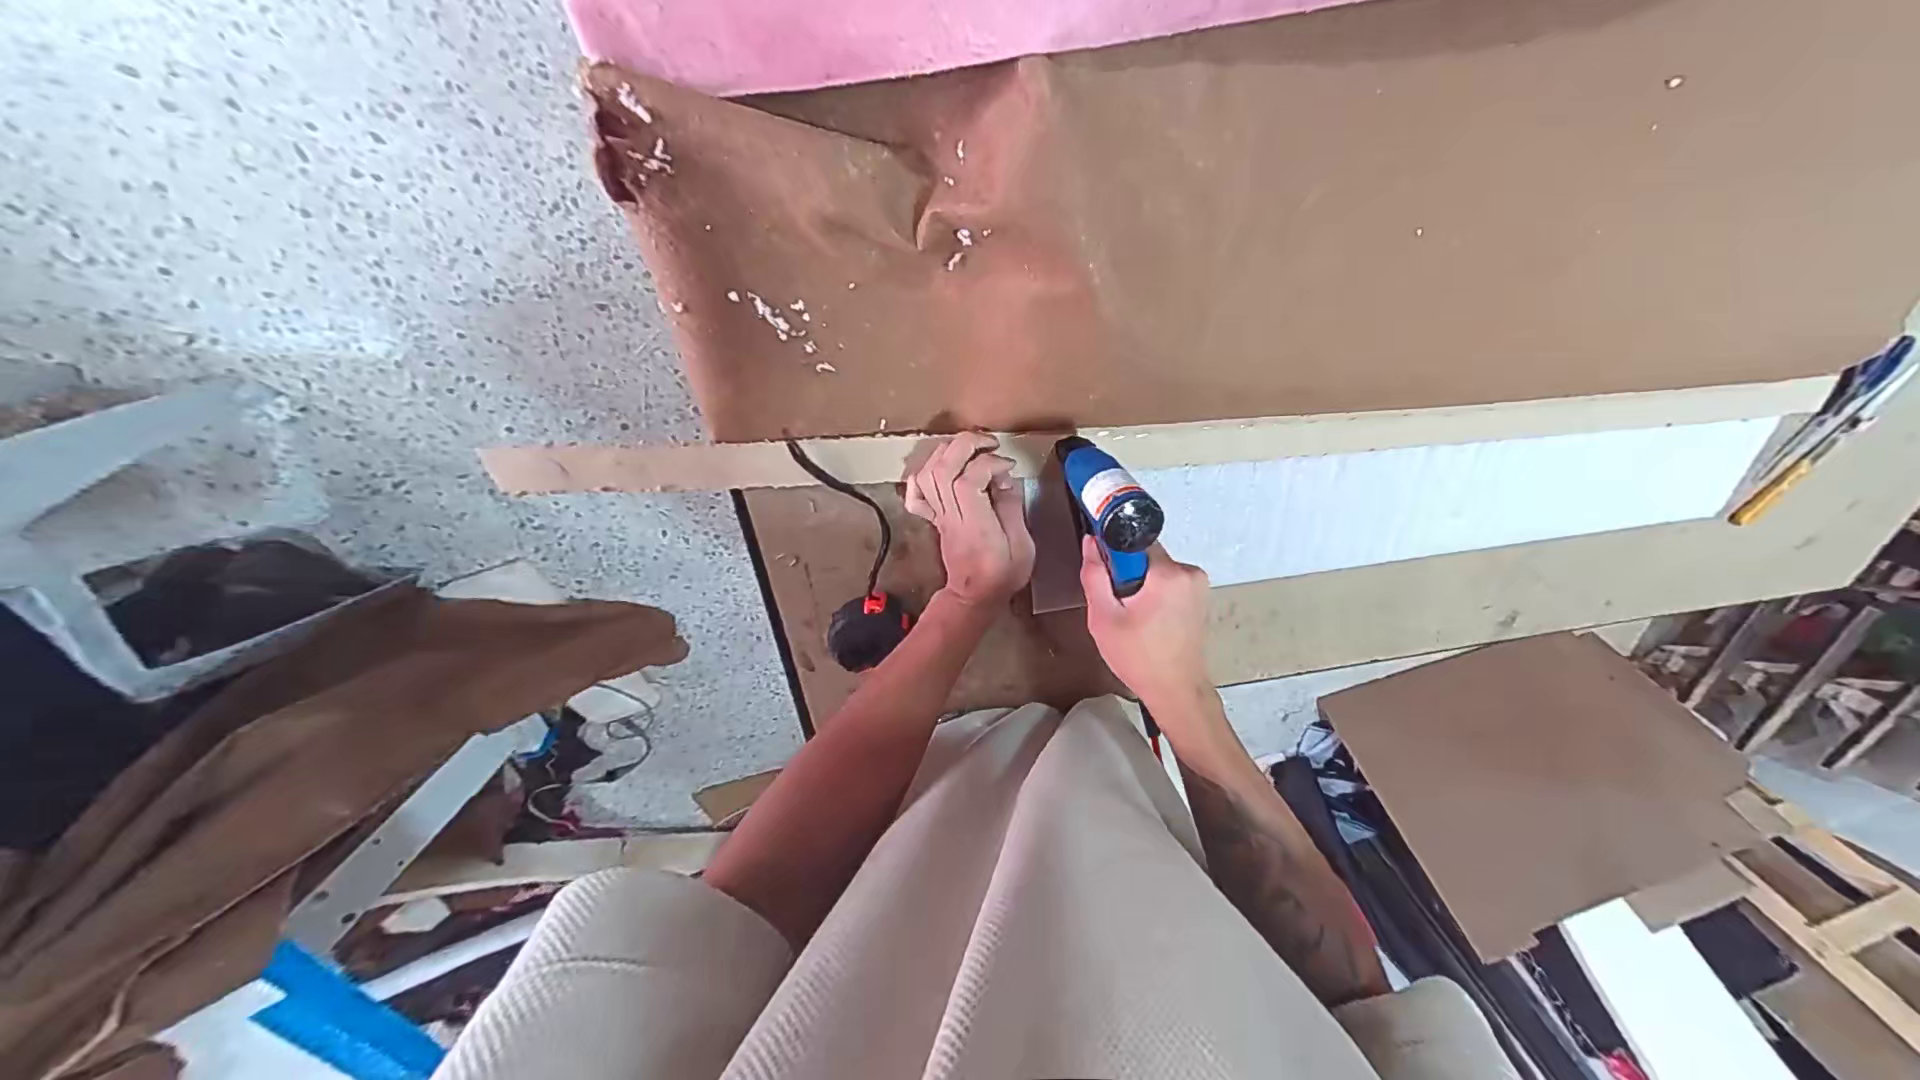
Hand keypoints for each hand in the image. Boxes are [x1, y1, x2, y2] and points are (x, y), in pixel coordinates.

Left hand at [904, 432, 1034, 606]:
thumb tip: (1005, 477)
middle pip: (942, 469)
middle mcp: (951, 516)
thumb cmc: (1001, 575)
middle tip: (989, 443)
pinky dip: (923, 475)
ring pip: (927, 474)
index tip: (1007, 466)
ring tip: (970, 448)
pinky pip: (917, 494)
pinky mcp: (935, 518)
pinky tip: (941, 468)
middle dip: (965, 445)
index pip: (967, 479)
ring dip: (947, 452)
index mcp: (974, 524)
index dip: (988, 463)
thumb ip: (1012, 507)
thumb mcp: (1021, 544)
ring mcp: (939, 516)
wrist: (974, 597)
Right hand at [1081, 538, 1213, 713]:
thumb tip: (1091, 542)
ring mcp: (1198, 586)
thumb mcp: (1103, 617)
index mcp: (1168, 574)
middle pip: (1144, 556)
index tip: (1106, 577)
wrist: (1175, 690)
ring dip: (1140, 585)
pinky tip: (1147, 620)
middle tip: (1118, 605)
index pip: (1133, 541)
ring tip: (1133, 617)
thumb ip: (1094, 574)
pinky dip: (1154, 595)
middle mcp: (1189, 573)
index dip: (1113, 556)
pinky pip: (1168, 583)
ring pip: (1155, 570)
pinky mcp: (1199, 598)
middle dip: (1126, 574)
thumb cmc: (1141, 659)